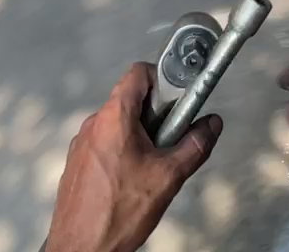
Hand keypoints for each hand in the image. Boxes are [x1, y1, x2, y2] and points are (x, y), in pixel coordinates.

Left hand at [44, 62, 222, 251]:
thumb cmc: (116, 216)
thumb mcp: (168, 178)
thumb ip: (194, 146)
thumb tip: (210, 126)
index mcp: (114, 117)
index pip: (139, 72)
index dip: (161, 78)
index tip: (176, 97)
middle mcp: (94, 124)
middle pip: (130, 98)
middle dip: (155, 113)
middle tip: (168, 136)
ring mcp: (82, 143)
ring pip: (118, 122)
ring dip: (138, 133)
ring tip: (151, 164)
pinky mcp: (77, 162)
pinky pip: (104, 142)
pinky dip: (121, 150)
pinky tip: (131, 178)